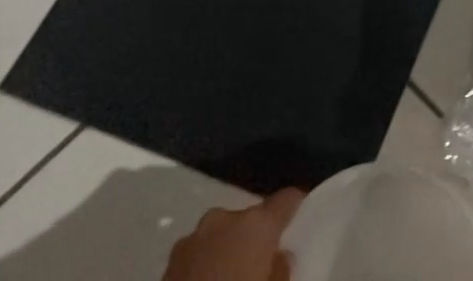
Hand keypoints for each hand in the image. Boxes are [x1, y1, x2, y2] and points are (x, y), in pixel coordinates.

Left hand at [163, 189, 304, 280]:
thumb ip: (282, 270)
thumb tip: (280, 255)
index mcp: (256, 224)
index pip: (287, 198)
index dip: (297, 206)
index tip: (303, 219)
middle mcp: (225, 219)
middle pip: (252, 218)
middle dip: (258, 236)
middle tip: (264, 263)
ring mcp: (193, 237)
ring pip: (223, 234)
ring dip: (230, 249)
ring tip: (233, 276)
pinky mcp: (170, 260)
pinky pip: (200, 252)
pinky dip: (208, 263)